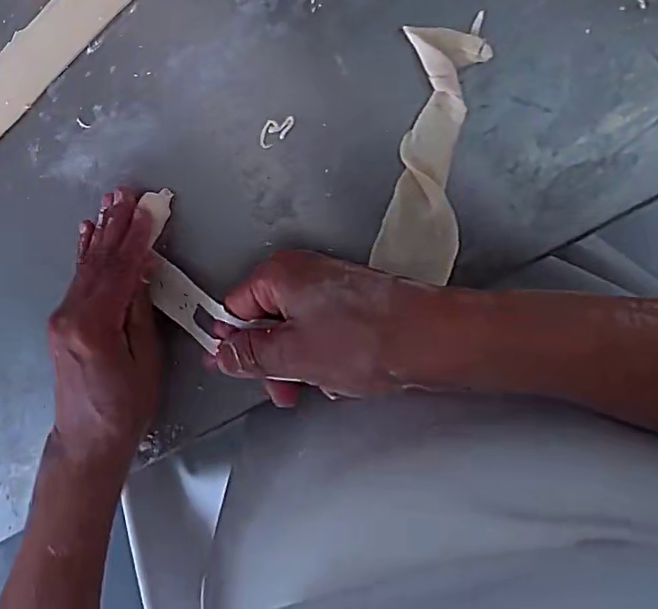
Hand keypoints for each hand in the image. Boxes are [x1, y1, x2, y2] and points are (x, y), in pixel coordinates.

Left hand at [46, 188, 162, 468]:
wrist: (86, 442)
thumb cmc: (124, 408)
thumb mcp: (145, 360)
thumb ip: (140, 310)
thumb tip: (141, 268)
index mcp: (94, 325)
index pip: (121, 270)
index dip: (137, 237)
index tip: (149, 208)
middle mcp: (71, 314)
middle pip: (100, 260)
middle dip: (117, 223)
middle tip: (128, 193)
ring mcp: (62, 315)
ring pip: (87, 265)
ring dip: (102, 231)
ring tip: (112, 202)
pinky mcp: (62, 320)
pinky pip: (78, 278)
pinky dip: (85, 252)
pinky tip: (88, 231)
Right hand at [208, 249, 436, 407]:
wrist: (432, 339)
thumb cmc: (372, 337)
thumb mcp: (294, 356)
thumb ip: (250, 356)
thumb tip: (225, 354)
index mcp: (278, 273)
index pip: (233, 307)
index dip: (231, 342)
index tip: (228, 365)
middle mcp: (300, 271)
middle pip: (263, 318)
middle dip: (270, 358)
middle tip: (283, 386)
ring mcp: (327, 283)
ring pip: (292, 327)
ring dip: (298, 360)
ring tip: (320, 381)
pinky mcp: (349, 299)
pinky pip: (318, 328)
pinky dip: (322, 353)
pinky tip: (340, 373)